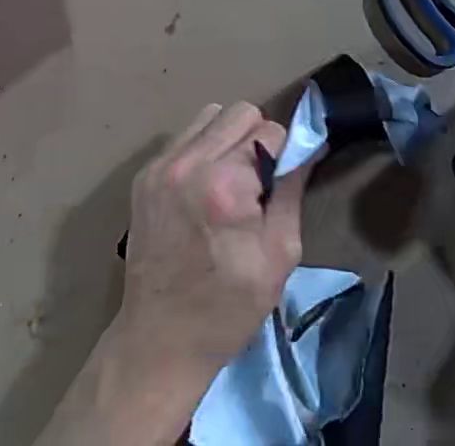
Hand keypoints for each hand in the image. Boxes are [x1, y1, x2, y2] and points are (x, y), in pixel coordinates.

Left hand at [117, 101, 308, 371]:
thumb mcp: (281, 253)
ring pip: (213, 114)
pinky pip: (188, 135)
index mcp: (223, 185)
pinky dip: (205, 148)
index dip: (284, 155)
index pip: (271, 132)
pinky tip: (206, 186)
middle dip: (258, 139)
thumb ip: (292, 188)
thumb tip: (310, 144)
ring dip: (231, 138)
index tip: (278, 186)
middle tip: (257, 182)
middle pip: (242, 112)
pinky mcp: (144, 175)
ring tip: (231, 180)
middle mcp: (187, 164)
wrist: (159, 342)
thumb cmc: (228, 306)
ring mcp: (160, 167)